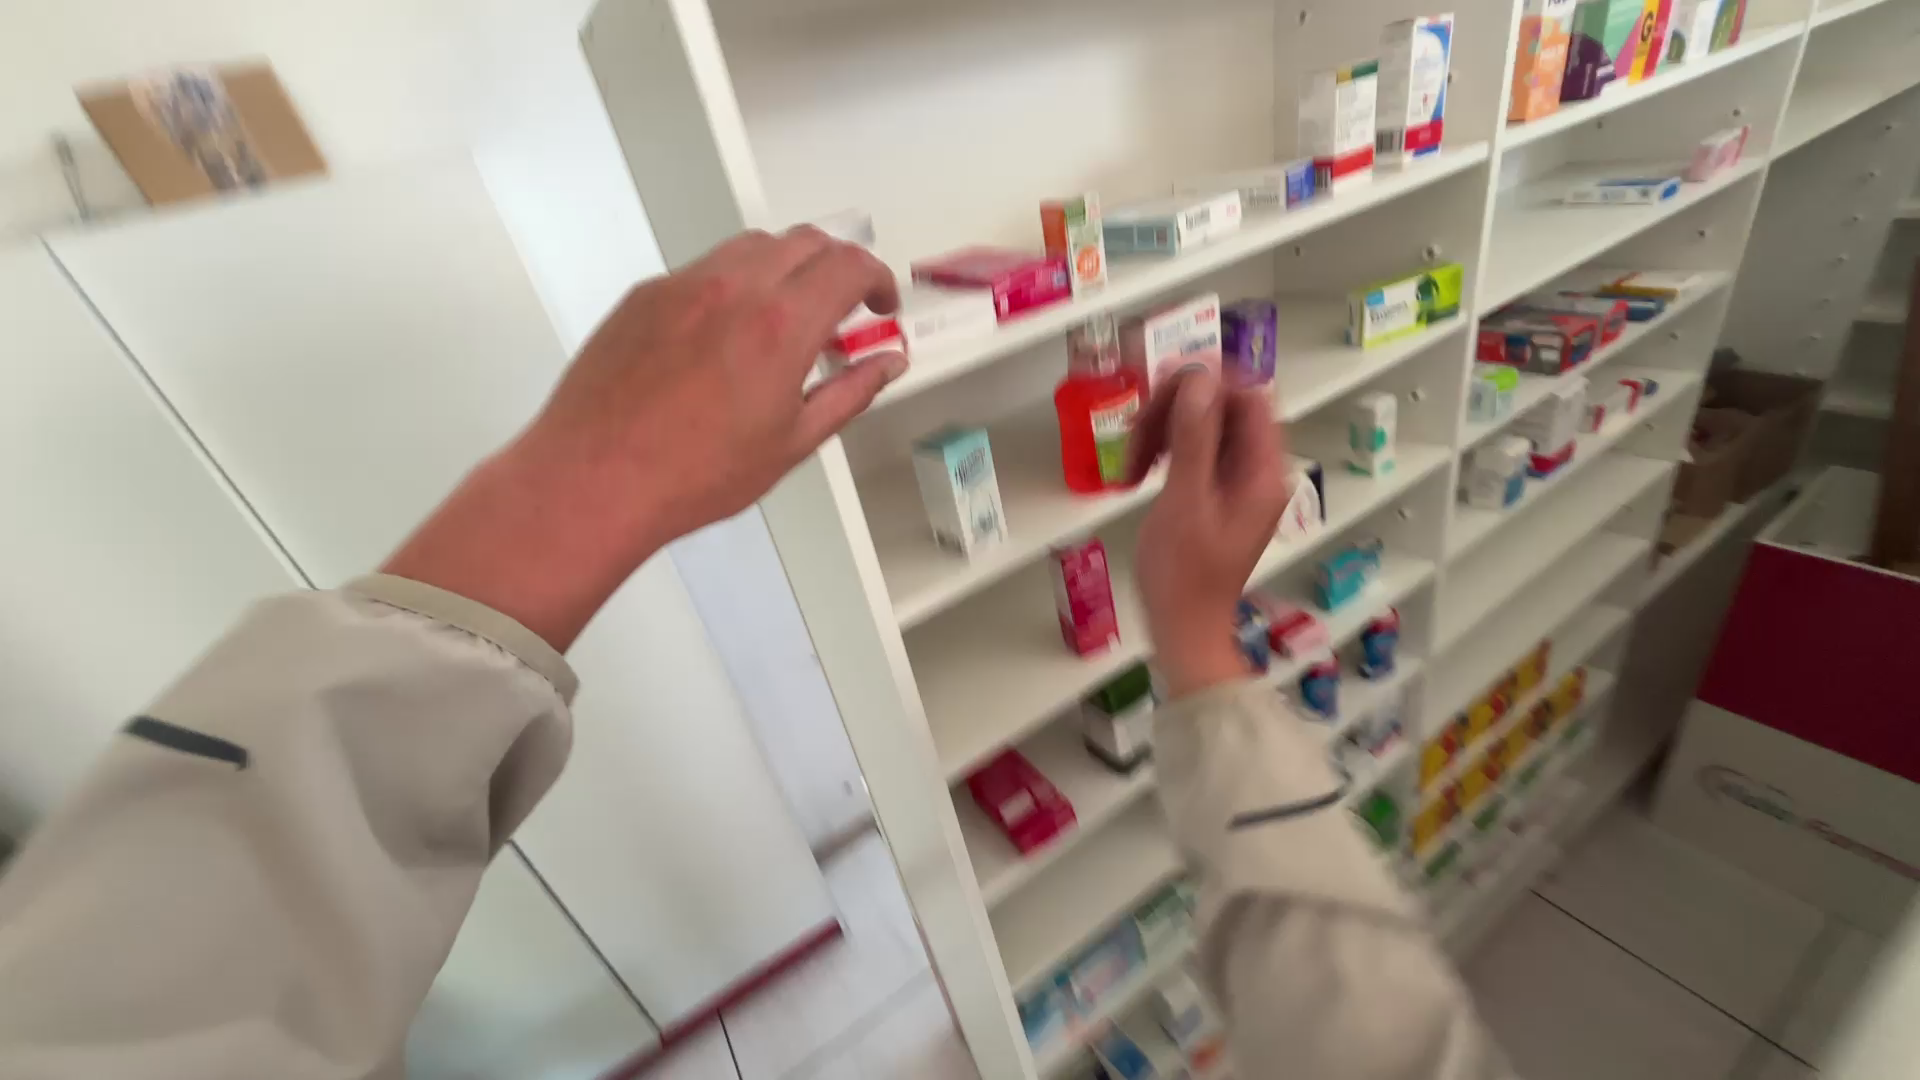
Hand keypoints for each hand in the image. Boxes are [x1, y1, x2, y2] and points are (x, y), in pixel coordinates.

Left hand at [382, 227, 905, 650]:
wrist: (597, 478)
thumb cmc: (693, 473)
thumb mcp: (793, 442)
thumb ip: (851, 393)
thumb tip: (888, 363)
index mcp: (780, 327)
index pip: (849, 266)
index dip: (879, 278)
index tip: (882, 303)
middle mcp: (734, 289)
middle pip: (807, 241)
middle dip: (841, 266)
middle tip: (847, 309)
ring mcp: (684, 285)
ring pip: (756, 245)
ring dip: (791, 267)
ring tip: (791, 319)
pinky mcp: (646, 294)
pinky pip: (708, 267)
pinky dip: (740, 282)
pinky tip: (734, 331)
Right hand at [1127, 371, 1293, 698]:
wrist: (1183, 627)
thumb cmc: (1183, 573)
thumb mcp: (1184, 502)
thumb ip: (1193, 438)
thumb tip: (1198, 379)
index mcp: (1263, 470)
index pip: (1250, 396)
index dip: (1208, 383)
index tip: (1161, 392)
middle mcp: (1258, 469)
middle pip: (1224, 407)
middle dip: (1176, 412)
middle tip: (1136, 437)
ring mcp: (1238, 482)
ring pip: (1204, 428)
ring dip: (1164, 433)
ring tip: (1131, 466)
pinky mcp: (1217, 493)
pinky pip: (1196, 452)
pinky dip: (1166, 453)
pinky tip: (1141, 472)